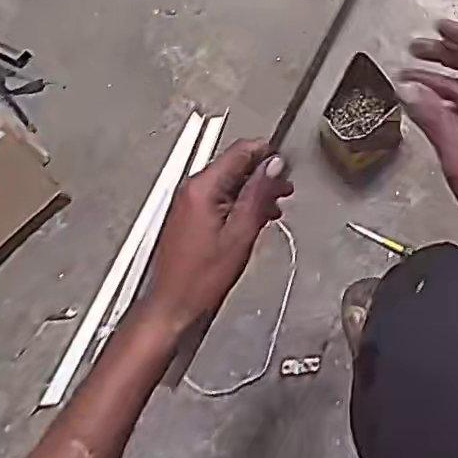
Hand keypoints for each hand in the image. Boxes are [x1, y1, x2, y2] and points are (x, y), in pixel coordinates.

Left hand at [143, 139, 293, 330]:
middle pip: (235, 164)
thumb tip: (273, 165)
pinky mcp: (190, 214)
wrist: (172, 307)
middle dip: (263, 174)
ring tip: (273, 205)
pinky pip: (220, 195)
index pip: (240, 150)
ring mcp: (189, 201)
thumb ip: (259, 193)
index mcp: (203, 187)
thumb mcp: (241, 232)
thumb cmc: (200, 279)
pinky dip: (240, 201)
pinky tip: (255, 216)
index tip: (284, 166)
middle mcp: (192, 189)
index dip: (267, 153)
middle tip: (283, 188)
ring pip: (230, 181)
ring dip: (254, 189)